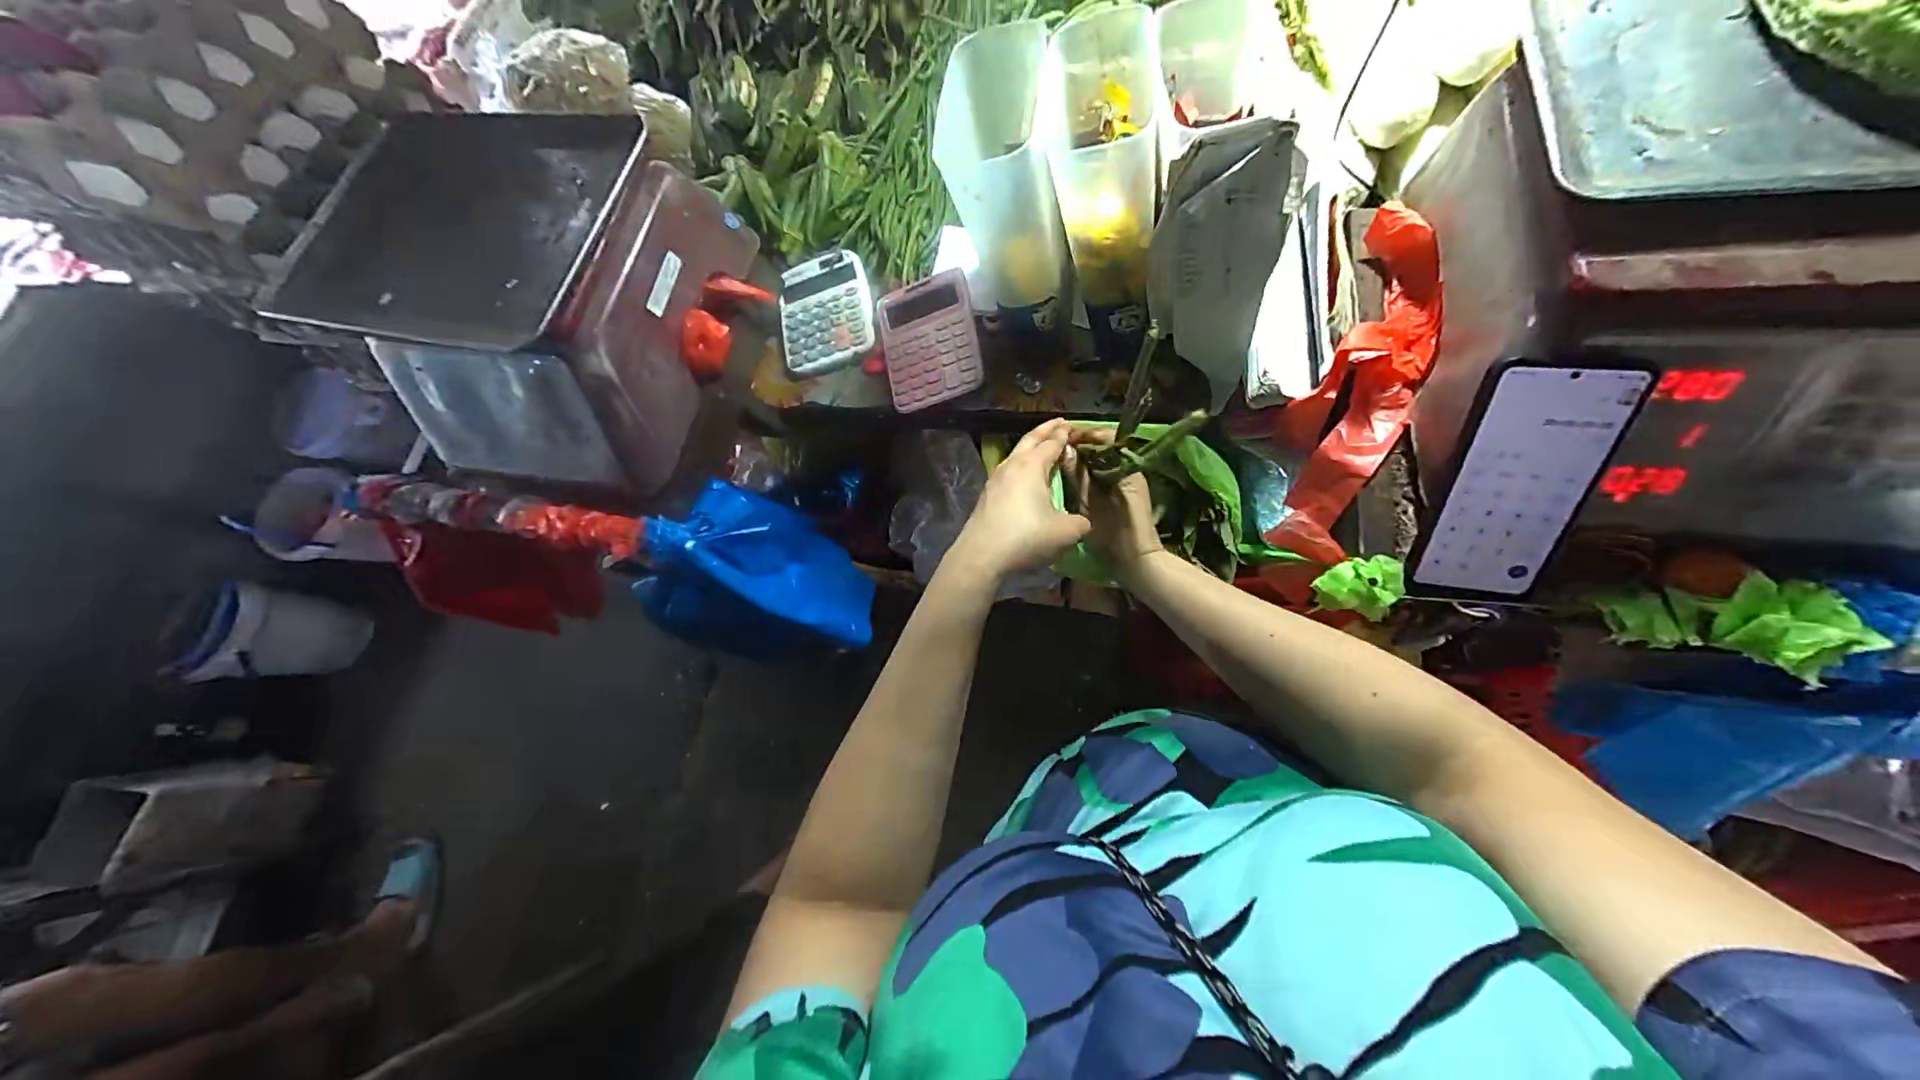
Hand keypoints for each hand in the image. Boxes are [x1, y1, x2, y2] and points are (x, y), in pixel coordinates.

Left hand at [944, 419, 1090, 585]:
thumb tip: (1082, 520)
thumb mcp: (1066, 532)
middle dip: (1046, 429)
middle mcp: (1012, 465)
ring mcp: (996, 479)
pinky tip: (1024, 475)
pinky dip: (1021, 464)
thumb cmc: (1026, 537)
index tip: (1073, 427)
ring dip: (1031, 446)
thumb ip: (1080, 522)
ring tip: (1042, 446)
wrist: (982, 555)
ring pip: (1016, 454)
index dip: (1065, 434)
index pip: (1052, 442)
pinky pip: (1009, 470)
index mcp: (1032, 465)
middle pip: (1030, 439)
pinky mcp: (987, 495)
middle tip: (1060, 424)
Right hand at [1067, 427, 1162, 580]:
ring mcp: (1130, 478)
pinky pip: (1107, 470)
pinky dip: (1091, 468)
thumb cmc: (1113, 533)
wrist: (1137, 560)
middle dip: (1082, 444)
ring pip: (1105, 457)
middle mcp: (1130, 467)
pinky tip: (1075, 473)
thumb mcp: (1089, 503)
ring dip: (1085, 455)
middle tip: (1058, 447)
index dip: (1082, 435)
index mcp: (1125, 467)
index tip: (1061, 438)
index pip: (1104, 437)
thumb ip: (1077, 474)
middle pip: (1105, 445)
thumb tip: (1066, 450)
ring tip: (1062, 458)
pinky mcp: (1127, 488)